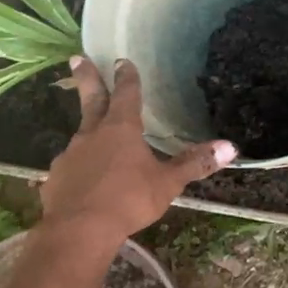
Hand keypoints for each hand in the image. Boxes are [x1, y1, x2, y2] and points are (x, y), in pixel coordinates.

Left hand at [39, 58, 235, 244]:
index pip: (126, 95)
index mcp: (121, 130)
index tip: (122, 60)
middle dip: (87, 78)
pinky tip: (86, 178)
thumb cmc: (129, 199)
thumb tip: (230, 147)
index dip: (127, 78)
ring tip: (96, 136)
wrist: (79, 230)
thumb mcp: (169, 182)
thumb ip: (195, 163)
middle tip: (76, 57)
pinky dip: (81, 165)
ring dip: (89, 130)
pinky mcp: (57, 177)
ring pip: (82, 136)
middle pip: (91, 100)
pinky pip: (72, 165)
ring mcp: (70, 155)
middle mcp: (92, 135)